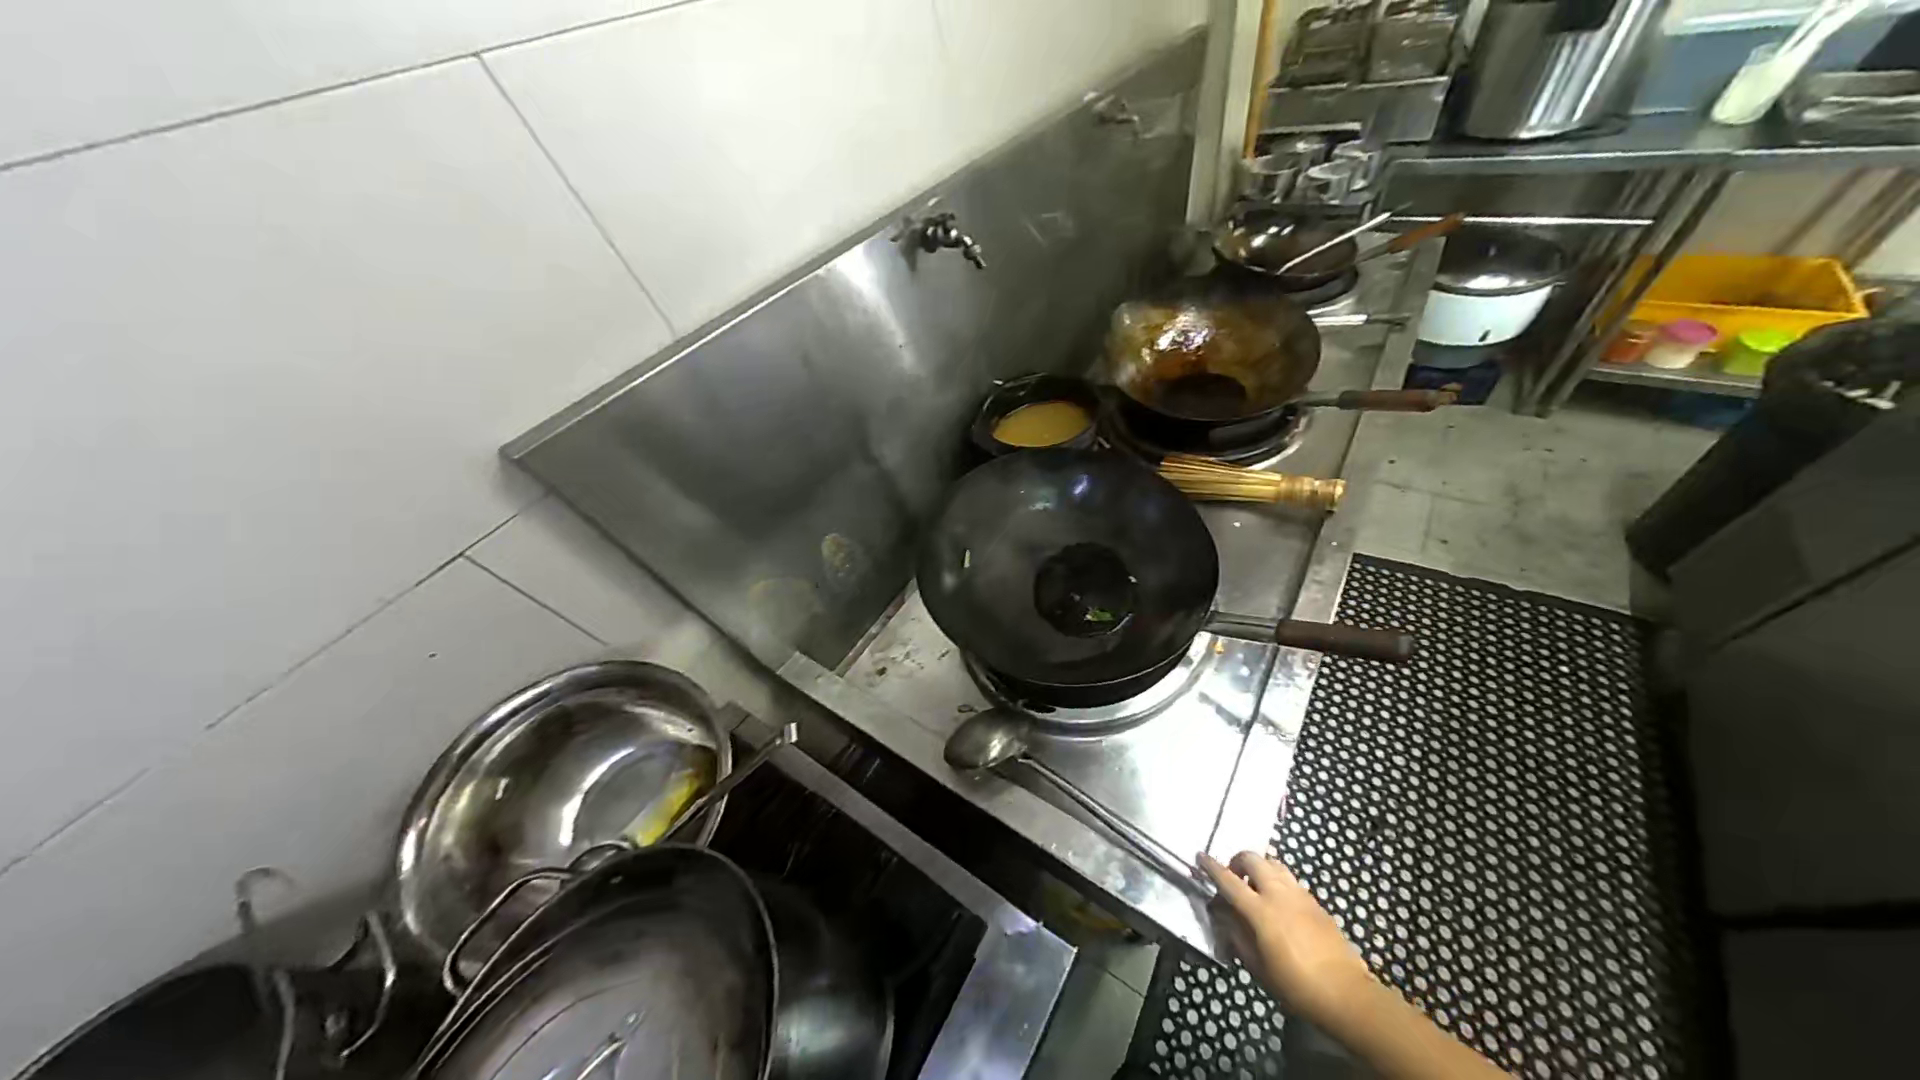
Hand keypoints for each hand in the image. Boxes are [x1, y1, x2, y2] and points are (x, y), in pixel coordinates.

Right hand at [1198, 851, 1375, 1027]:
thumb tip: (1221, 913)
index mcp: (1260, 910)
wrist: (1346, 994)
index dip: (1211, 867)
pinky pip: (1290, 879)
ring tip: (1255, 887)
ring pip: (1274, 863)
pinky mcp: (1316, 902)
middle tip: (1232, 877)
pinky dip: (1277, 881)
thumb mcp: (1257, 965)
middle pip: (1252, 859)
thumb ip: (1235, 934)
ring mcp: (1300, 895)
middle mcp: (1279, 894)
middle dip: (1237, 862)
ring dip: (1259, 868)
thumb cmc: (1296, 985)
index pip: (1228, 880)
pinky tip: (1278, 902)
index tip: (1200, 858)